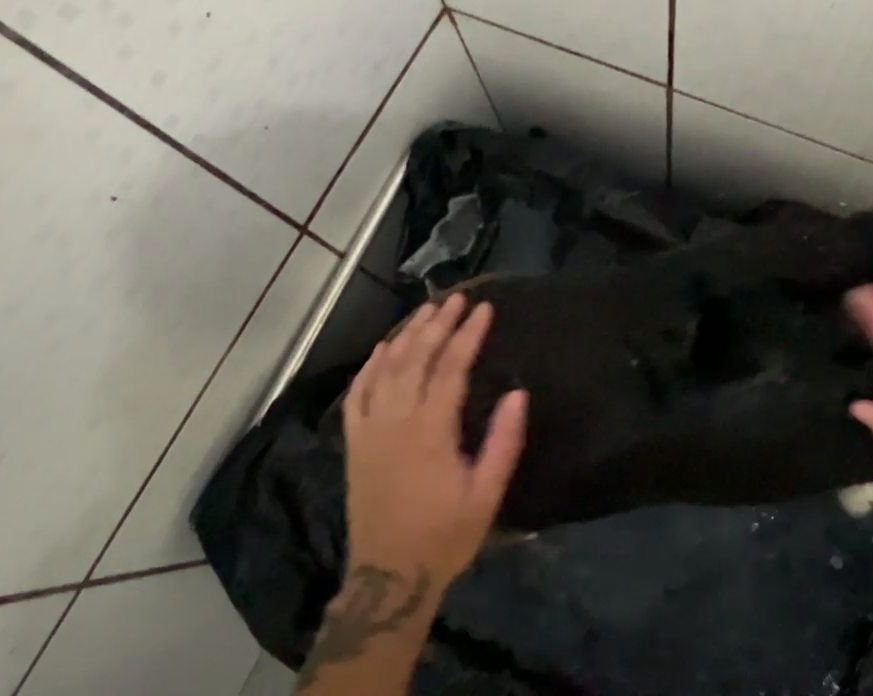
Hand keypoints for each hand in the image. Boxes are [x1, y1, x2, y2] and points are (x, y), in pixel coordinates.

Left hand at [341, 294, 527, 589]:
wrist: (389, 575)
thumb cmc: (445, 536)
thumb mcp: (486, 496)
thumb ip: (503, 442)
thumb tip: (518, 393)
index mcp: (430, 430)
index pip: (450, 367)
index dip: (468, 334)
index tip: (485, 308)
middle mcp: (395, 419)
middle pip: (415, 356)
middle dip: (437, 323)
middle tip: (457, 298)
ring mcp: (369, 428)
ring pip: (385, 367)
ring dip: (406, 334)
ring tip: (427, 311)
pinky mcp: (353, 441)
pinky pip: (357, 391)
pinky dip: (371, 363)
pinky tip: (384, 347)